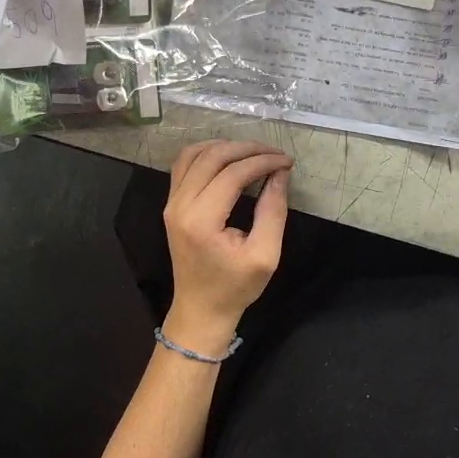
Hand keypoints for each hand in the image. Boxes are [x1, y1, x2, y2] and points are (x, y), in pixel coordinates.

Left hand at [160, 140, 292, 356]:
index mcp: (202, 220)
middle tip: (275, 154)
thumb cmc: (234, 288)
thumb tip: (280, 173)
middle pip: (212, 157)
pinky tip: (229, 159)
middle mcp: (180, 206)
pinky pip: (184, 166)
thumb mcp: (265, 255)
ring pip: (193, 155)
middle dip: (247, 149)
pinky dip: (207, 155)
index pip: (233, 173)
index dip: (263, 162)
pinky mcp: (171, 205)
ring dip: (225, 147)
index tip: (287, 162)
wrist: (200, 310)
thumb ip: (273, 211)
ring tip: (253, 153)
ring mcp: (171, 203)